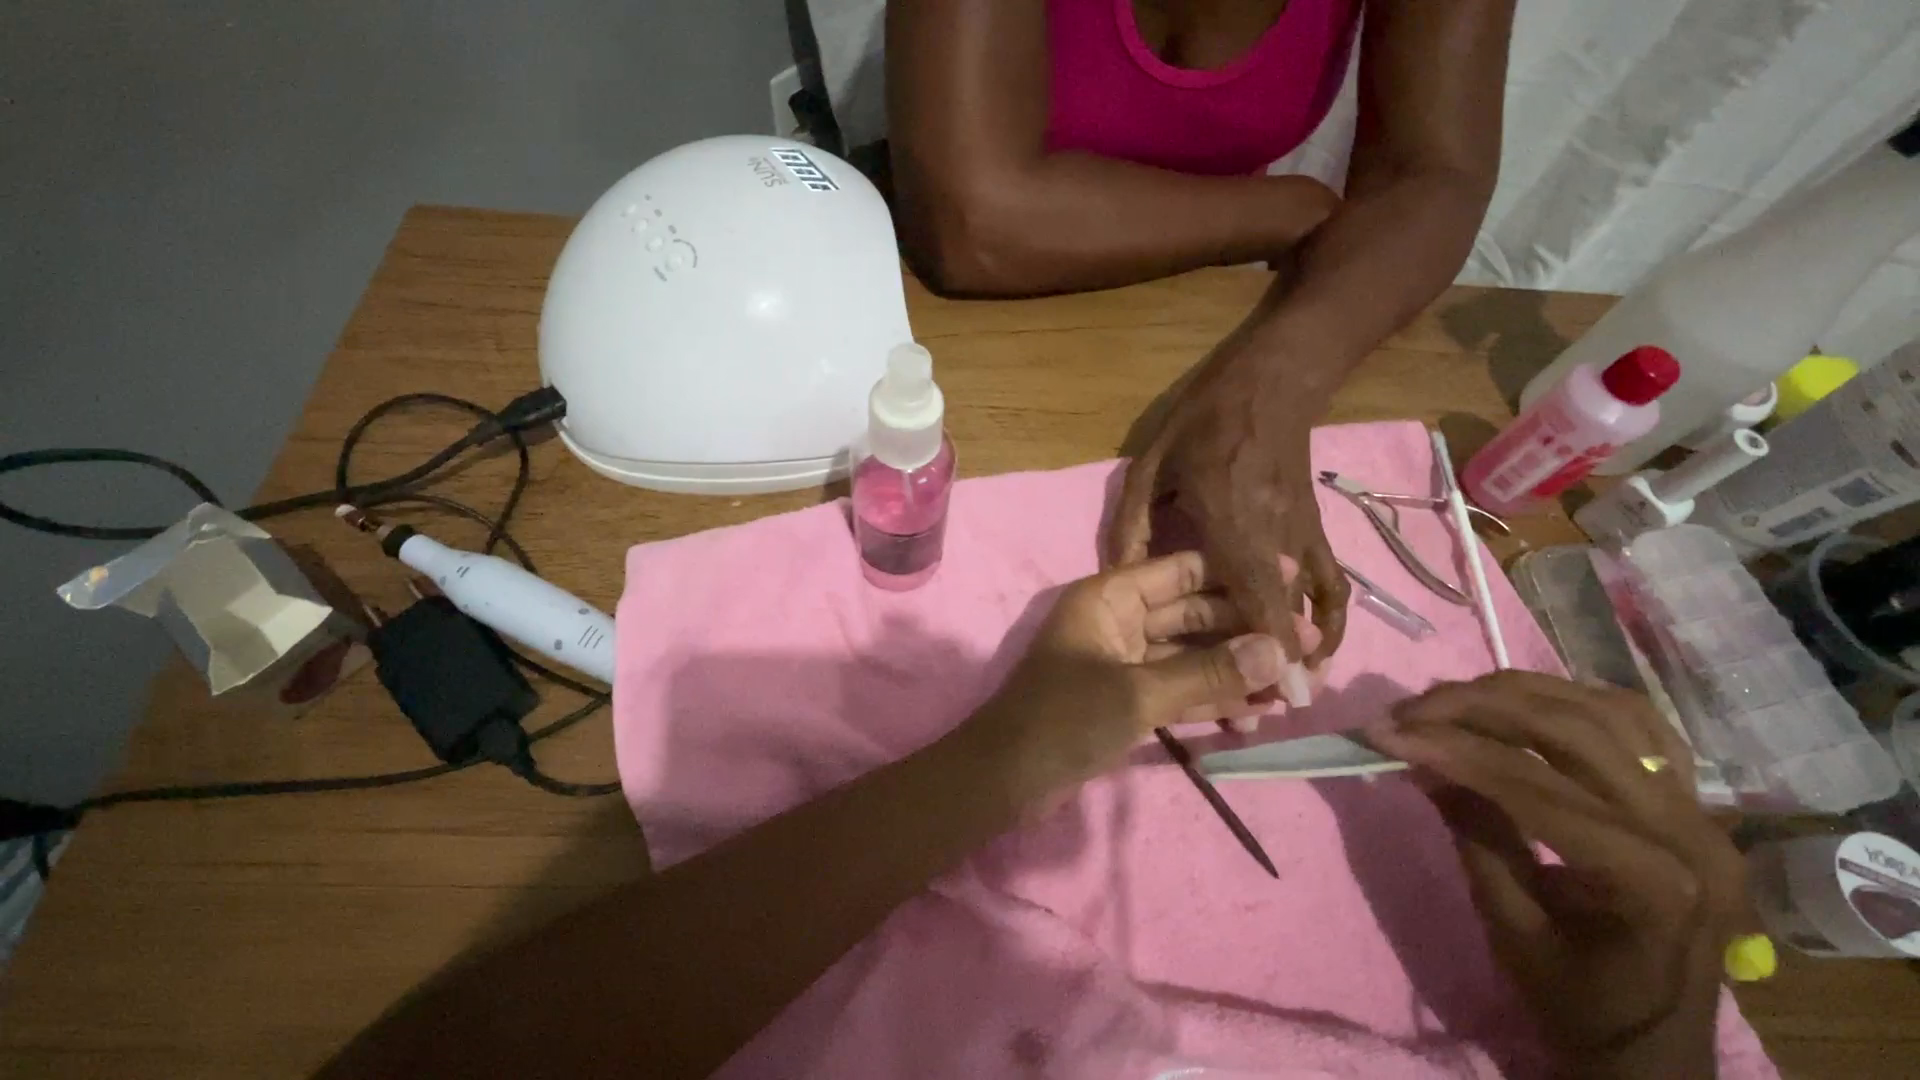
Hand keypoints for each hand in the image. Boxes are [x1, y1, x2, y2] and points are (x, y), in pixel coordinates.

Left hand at [961, 551, 1295, 808]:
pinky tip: (1256, 715)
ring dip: (1236, 671)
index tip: (1290, 583)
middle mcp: (1118, 620)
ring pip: (1190, 657)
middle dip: (1246, 633)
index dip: (1237, 576)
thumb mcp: (1138, 693)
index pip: (1183, 571)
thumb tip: (1279, 651)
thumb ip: (1209, 672)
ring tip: (1293, 691)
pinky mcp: (1126, 700)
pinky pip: (1178, 689)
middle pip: (1194, 615)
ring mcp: (1123, 661)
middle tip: (1307, 650)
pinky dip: (1211, 700)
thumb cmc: (1064, 720)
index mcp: (1109, 597)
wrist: (1007, 779)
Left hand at [1107, 323, 1348, 716]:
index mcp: (1226, 524)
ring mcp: (1300, 537)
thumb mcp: (1148, 469)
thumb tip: (1120, 574)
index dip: (1268, 645)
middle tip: (1269, 709)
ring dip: (1303, 652)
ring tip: (1291, 694)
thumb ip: (1133, 525)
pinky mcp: (1314, 533)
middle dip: (1278, 663)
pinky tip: (1321, 652)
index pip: (1253, 594)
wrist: (1271, 383)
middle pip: (1280, 612)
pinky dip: (1333, 619)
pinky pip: (1333, 583)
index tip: (1280, 692)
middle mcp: (1271, 539)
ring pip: (1306, 605)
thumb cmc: (1202, 422)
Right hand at [1367, 673, 1746, 1077]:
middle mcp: (1690, 831)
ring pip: (1604, 711)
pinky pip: (1637, 724)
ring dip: (1517, 693)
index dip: (1452, 749)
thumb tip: (1419, 760)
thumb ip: (1472, 833)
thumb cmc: (1577, 1002)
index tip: (1384, 732)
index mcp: (1651, 879)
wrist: (1656, 1047)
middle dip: (1476, 707)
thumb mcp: (1510, 928)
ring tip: (1449, 700)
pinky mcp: (1692, 801)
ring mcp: (1701, 811)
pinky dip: (1572, 700)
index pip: (1534, 785)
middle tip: (1405, 710)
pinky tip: (1523, 703)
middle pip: (1573, 731)